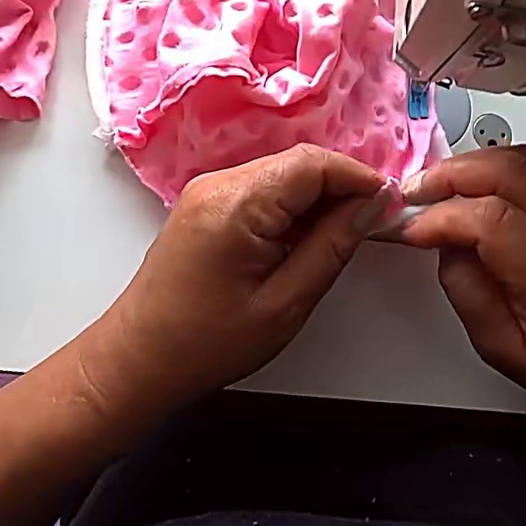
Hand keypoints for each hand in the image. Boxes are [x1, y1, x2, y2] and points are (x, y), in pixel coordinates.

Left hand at [78, 144, 396, 420]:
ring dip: (319, 197)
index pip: (313, 164)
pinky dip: (294, 206)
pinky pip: (264, 188)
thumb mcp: (285, 303)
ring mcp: (209, 190)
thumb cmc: (207, 344)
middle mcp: (219, 183)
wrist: (136, 361)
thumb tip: (373, 205)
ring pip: (283, 173)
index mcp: (236, 204)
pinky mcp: (207, 203)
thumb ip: (334, 245)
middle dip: (342, 186)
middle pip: (298, 163)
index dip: (359, 176)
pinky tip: (308, 236)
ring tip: (344, 232)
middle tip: (373, 221)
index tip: (389, 202)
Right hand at [399, 145, 525, 422]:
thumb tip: (440, 238)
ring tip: (434, 187)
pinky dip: (488, 163)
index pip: (496, 221)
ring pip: (521, 159)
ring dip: (467, 165)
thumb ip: (465, 289)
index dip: (444, 217)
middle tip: (415, 193)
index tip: (413, 228)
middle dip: (451, 175)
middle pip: (512, 173)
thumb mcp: (498, 346)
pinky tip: (464, 182)